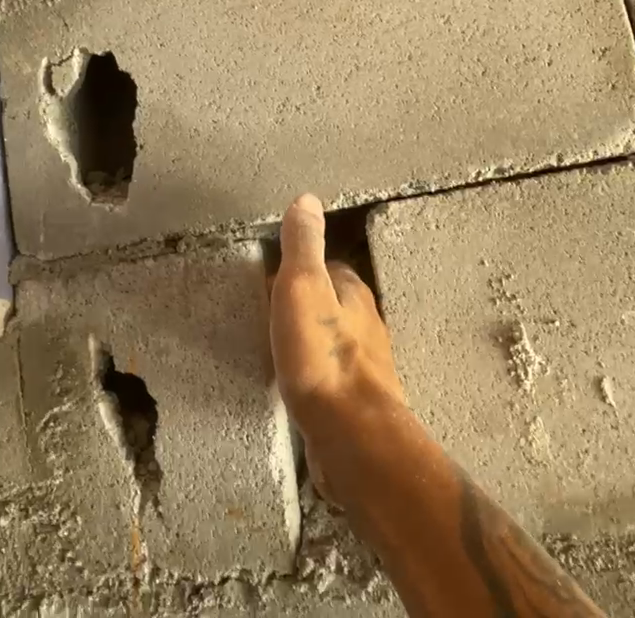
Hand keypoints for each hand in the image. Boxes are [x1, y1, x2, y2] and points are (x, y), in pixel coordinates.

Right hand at [269, 193, 410, 503]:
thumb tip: (307, 199)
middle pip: (332, 303)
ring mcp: (364, 365)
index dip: (300, 268)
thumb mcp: (303, 287)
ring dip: (310, 339)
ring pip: (333, 340)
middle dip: (306, 304)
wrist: (350, 435)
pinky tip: (295, 384)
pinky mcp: (355, 401)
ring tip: (276, 346)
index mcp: (354, 293)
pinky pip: (330, 375)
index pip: (328, 266)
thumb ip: (304, 245)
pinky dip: (313, 372)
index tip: (270, 277)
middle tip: (269, 312)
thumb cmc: (323, 357)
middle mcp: (366, 324)